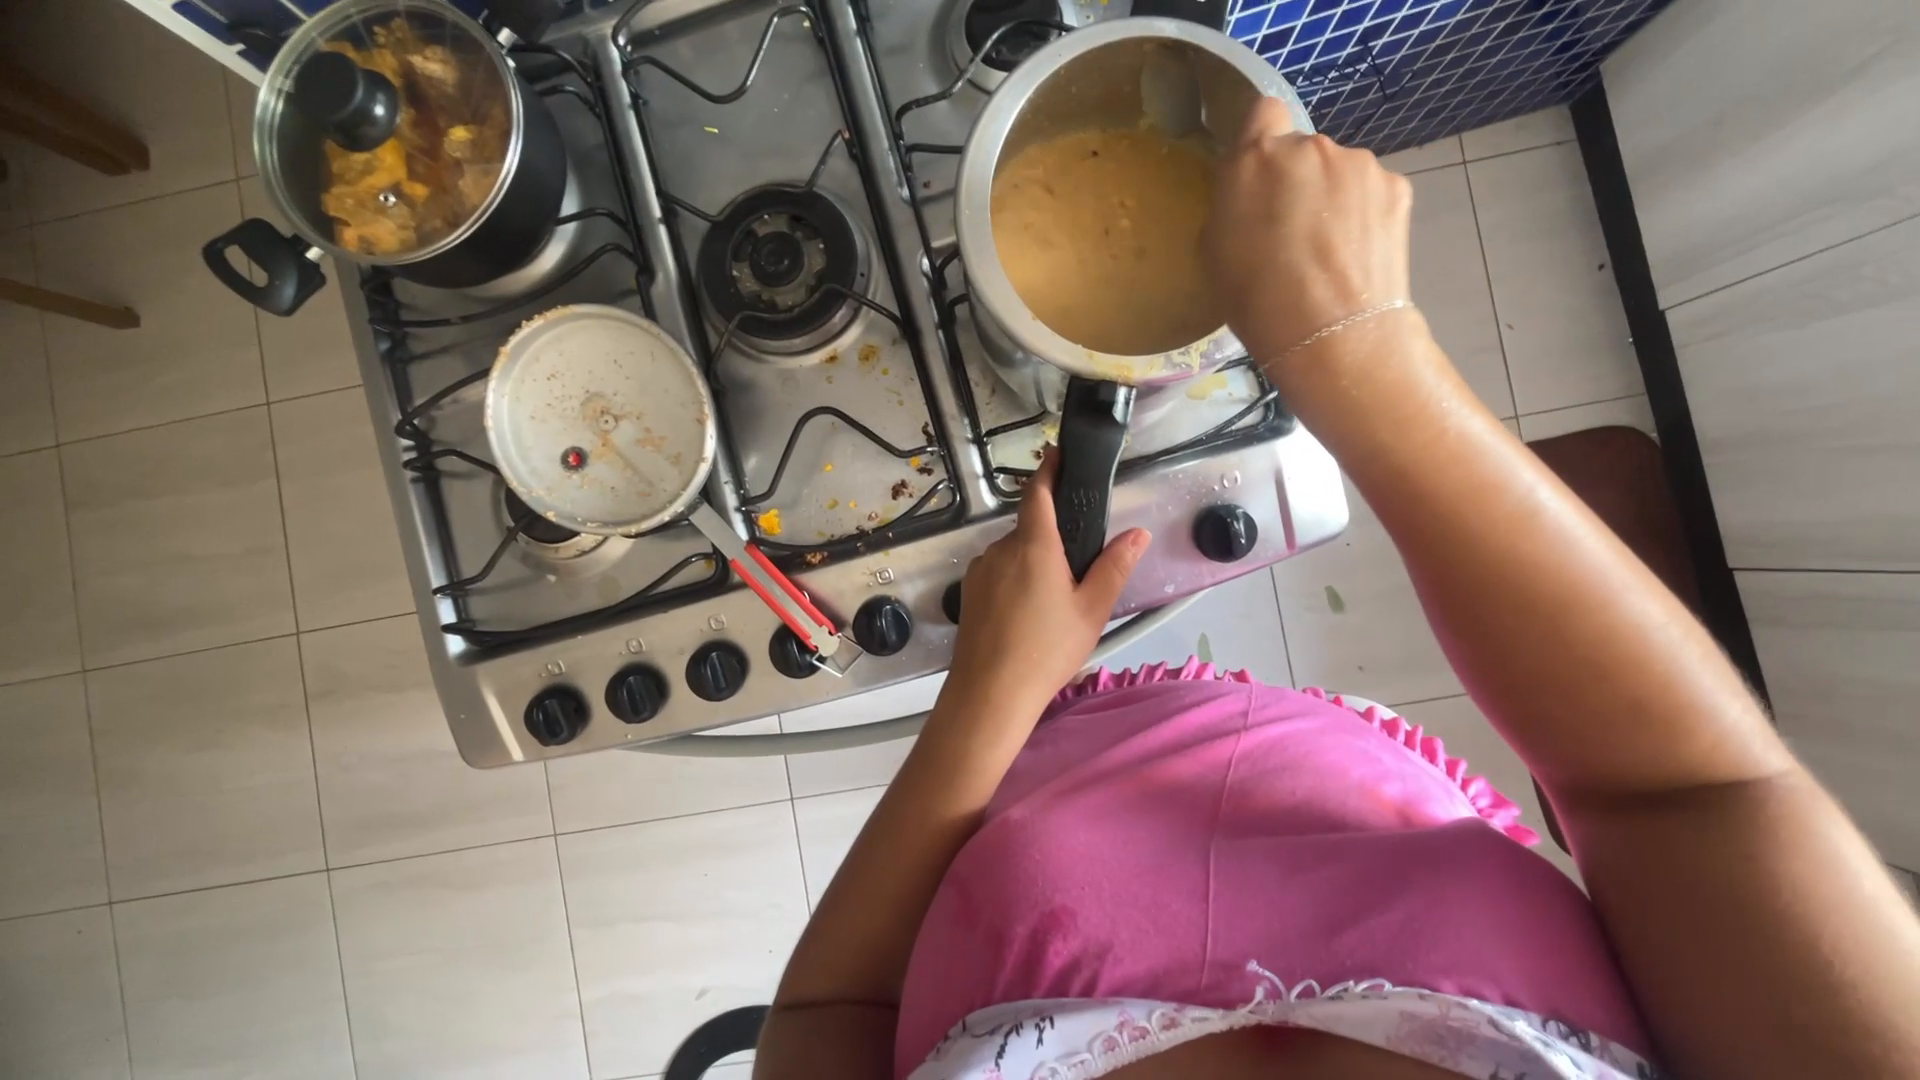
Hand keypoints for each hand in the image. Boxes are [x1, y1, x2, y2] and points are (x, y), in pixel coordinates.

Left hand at [944, 448, 1151, 719]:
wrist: (989, 694)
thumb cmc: (1047, 651)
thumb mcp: (1091, 611)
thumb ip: (1114, 568)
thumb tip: (1138, 534)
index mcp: (1033, 546)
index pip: (1037, 493)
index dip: (1048, 470)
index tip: (1057, 454)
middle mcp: (1000, 550)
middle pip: (1029, 530)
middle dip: (1051, 540)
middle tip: (1077, 574)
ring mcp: (980, 572)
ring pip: (1013, 555)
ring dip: (1033, 565)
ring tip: (1053, 606)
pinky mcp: (969, 594)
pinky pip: (998, 575)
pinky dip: (1015, 583)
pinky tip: (1027, 617)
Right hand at [1202, 97, 1413, 368]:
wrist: (1329, 333)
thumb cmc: (1254, 299)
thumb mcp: (1214, 251)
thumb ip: (1232, 205)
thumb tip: (1251, 197)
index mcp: (1256, 158)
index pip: (1261, 112)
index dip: (1259, 139)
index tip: (1256, 175)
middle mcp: (1309, 146)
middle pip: (1300, 150)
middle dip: (1294, 179)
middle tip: (1289, 229)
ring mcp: (1358, 164)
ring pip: (1337, 171)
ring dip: (1330, 197)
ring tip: (1326, 250)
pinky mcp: (1395, 187)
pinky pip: (1369, 192)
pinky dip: (1361, 215)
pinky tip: (1354, 255)